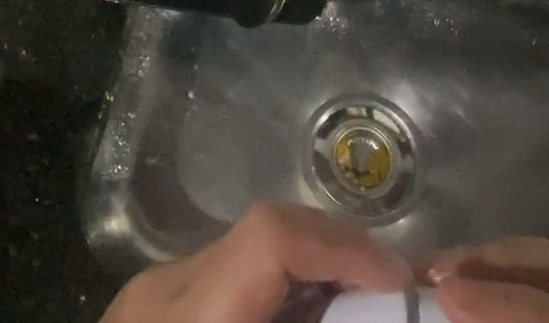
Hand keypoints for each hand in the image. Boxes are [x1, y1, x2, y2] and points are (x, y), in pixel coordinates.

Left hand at [101, 202, 409, 322]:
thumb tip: (368, 316)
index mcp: (188, 319)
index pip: (268, 238)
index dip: (342, 245)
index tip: (398, 283)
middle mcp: (164, 287)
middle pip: (263, 234)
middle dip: (336, 256)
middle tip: (392, 300)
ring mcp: (152, 293)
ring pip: (248, 254)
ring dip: (308, 276)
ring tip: (356, 312)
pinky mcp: (150, 308)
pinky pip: (227, 281)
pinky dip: (274, 296)